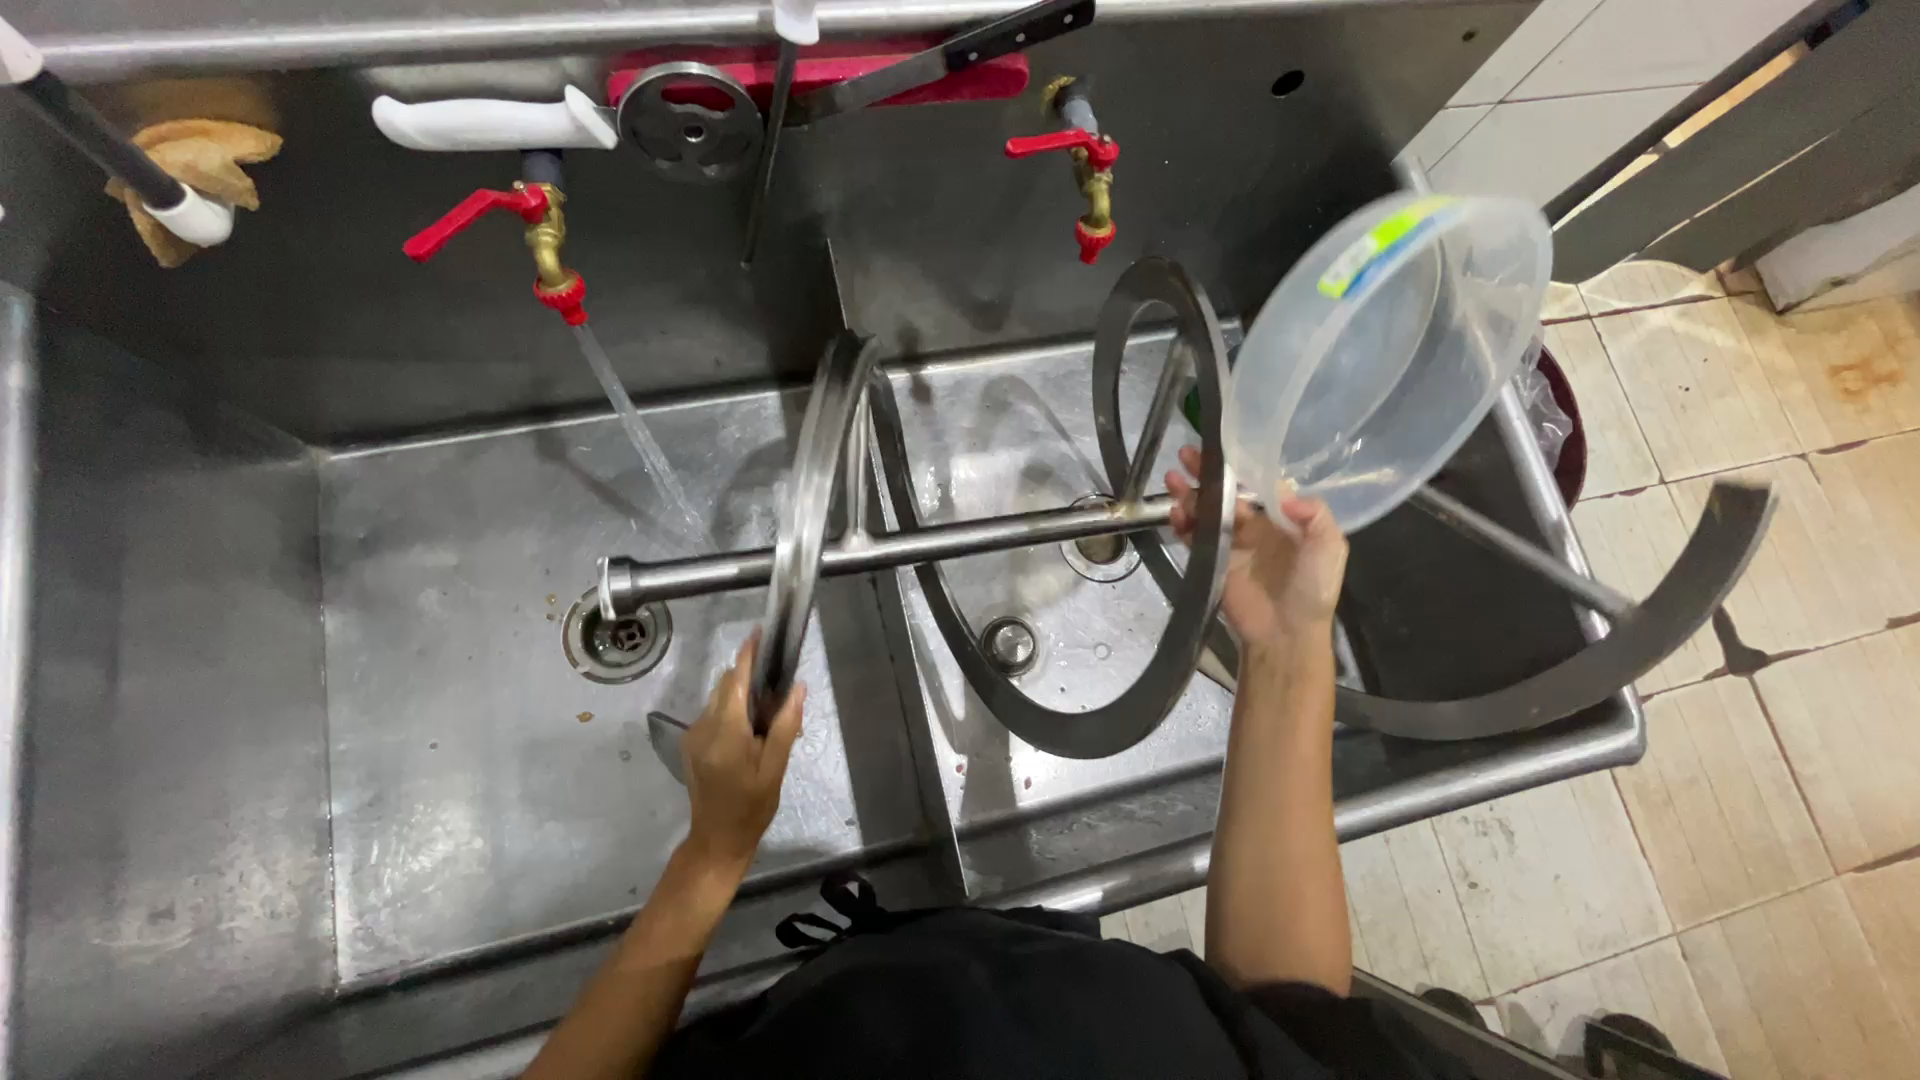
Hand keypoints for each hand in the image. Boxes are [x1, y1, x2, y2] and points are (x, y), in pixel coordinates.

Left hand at [681, 633, 804, 871]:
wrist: (717, 839)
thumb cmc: (752, 807)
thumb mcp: (776, 769)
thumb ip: (785, 726)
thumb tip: (797, 687)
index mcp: (726, 734)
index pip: (735, 681)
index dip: (748, 655)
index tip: (760, 633)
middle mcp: (704, 728)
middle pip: (725, 685)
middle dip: (748, 675)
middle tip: (778, 685)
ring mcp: (694, 735)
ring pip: (718, 697)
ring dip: (741, 694)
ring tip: (768, 714)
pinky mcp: (691, 743)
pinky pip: (714, 713)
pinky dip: (732, 709)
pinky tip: (751, 730)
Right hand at [1165, 446, 1348, 645]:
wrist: (1286, 633)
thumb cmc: (1312, 589)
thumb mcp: (1330, 548)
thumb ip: (1315, 516)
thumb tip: (1286, 494)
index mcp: (1281, 518)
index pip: (1256, 484)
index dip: (1238, 467)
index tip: (1221, 449)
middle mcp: (1253, 526)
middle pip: (1224, 493)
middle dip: (1205, 473)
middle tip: (1185, 454)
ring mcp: (1230, 544)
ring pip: (1205, 511)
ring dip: (1188, 495)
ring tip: (1172, 480)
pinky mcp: (1212, 562)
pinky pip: (1193, 538)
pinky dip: (1182, 524)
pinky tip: (1174, 513)